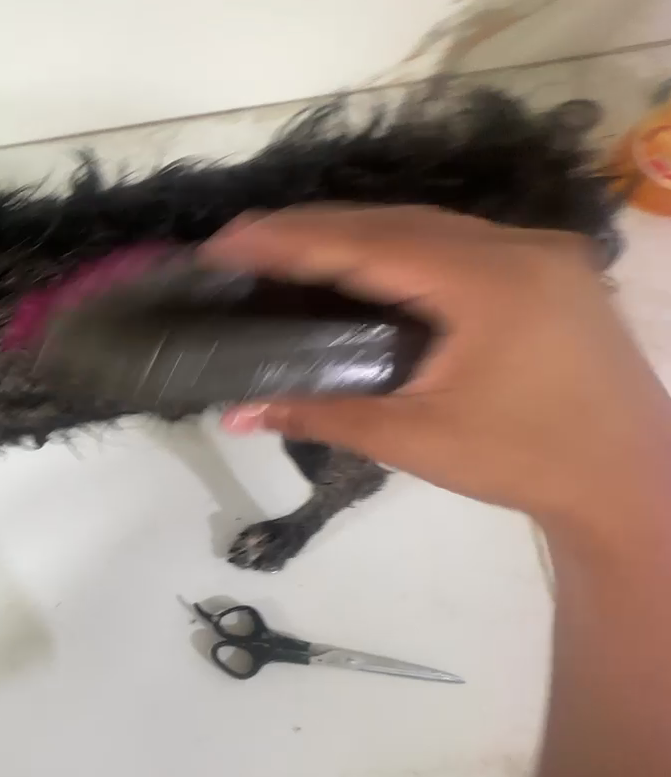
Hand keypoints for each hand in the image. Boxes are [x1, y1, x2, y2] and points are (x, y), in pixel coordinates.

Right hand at [205, 205, 670, 541]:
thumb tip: (234, 414)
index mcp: (491, 284)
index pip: (370, 247)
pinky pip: (444, 242)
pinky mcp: (536, 273)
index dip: (291, 241)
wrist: (628, 474)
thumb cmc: (521, 457)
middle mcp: (518, 251)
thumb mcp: (408, 438)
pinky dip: (381, 244)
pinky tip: (342, 257)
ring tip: (273, 241)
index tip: (226, 242)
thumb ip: (317, 415)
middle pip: (393, 223)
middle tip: (237, 237)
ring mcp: (534, 257)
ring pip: (420, 225)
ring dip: (343, 230)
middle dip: (308, 226)